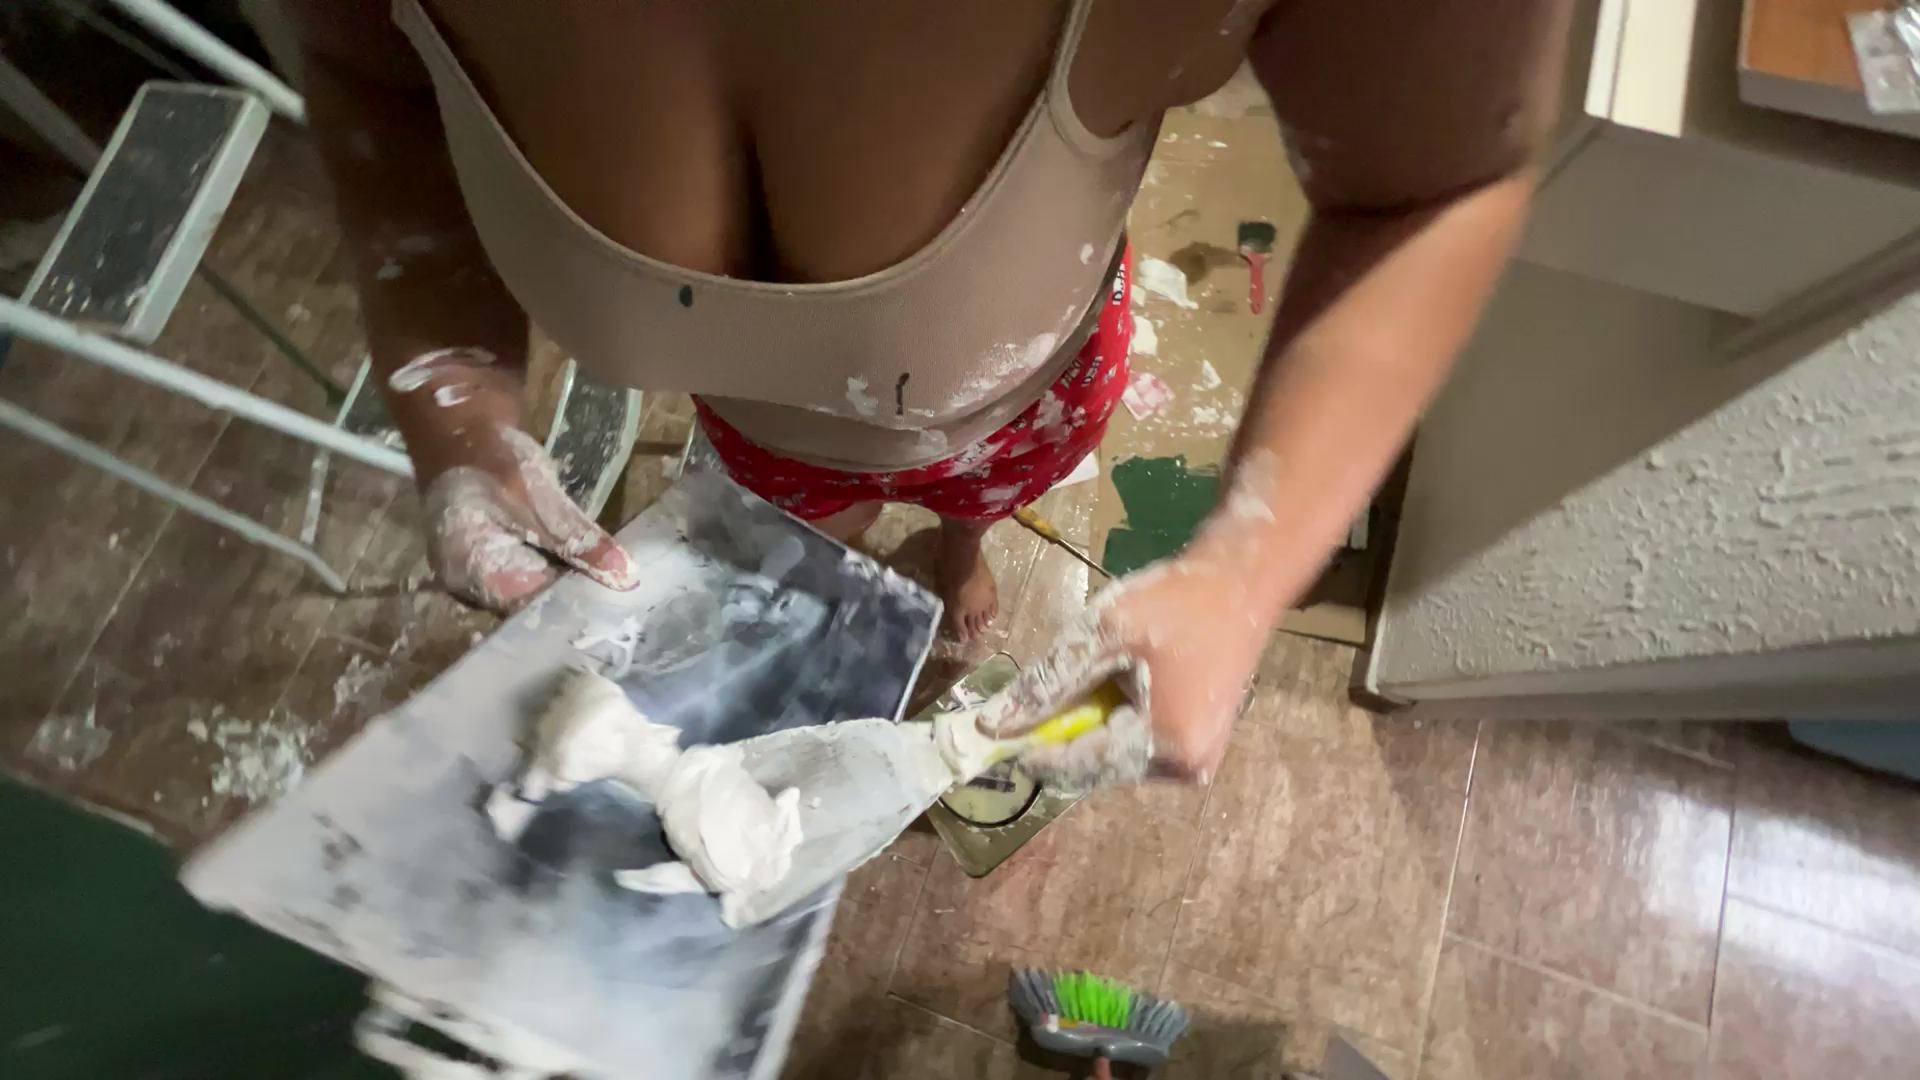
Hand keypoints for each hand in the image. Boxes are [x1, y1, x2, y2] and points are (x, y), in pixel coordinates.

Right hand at [389, 349, 638, 611]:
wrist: (461, 426)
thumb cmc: (490, 458)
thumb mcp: (540, 498)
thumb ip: (580, 541)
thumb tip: (626, 578)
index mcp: (474, 575)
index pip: (536, 611)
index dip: (581, 607)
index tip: (624, 602)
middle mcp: (474, 587)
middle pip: (538, 608)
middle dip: (582, 599)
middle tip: (632, 595)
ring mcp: (484, 575)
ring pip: (542, 592)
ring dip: (578, 585)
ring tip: (624, 586)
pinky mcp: (499, 560)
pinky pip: (539, 576)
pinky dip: (567, 570)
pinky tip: (601, 568)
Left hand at [979, 549, 1271, 786]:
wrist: (1240, 582)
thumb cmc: (1174, 602)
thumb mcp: (1102, 632)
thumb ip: (1047, 682)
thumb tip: (993, 723)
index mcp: (1166, 746)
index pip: (1077, 768)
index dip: (1030, 749)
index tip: (994, 728)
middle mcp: (1186, 769)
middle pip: (1095, 768)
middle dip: (1061, 734)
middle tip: (1048, 686)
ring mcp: (1197, 760)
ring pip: (1113, 757)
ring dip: (1087, 725)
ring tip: (1094, 672)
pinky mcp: (1198, 744)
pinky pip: (1136, 744)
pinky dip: (1113, 721)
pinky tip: (1117, 680)